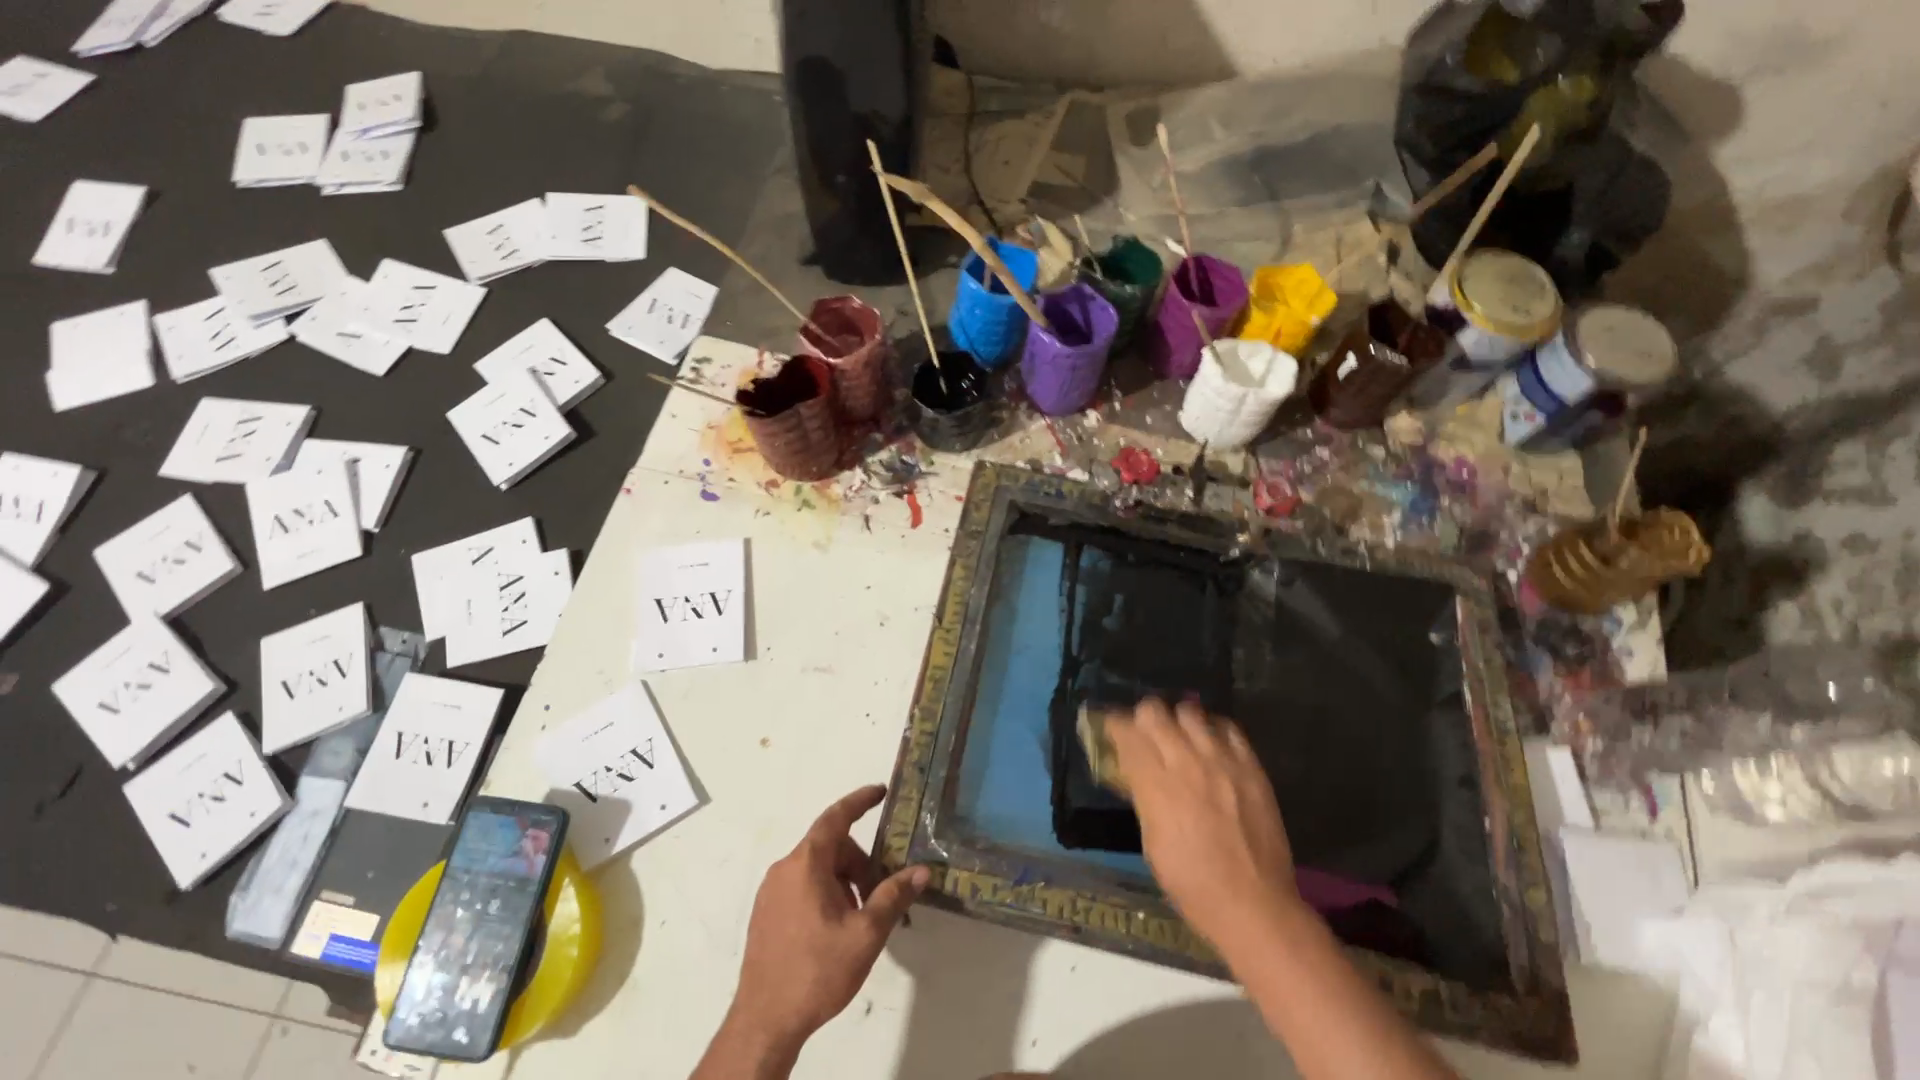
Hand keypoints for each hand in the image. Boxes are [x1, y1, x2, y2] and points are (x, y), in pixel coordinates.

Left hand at [727, 785, 929, 1049]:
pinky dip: (825, 894)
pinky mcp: (766, 913)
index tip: (881, 792)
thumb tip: (921, 871)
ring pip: (816, 870)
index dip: (859, 801)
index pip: (836, 818)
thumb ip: (894, 896)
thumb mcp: (866, 934)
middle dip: (860, 863)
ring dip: (843, 882)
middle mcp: (784, 869)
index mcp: (806, 864)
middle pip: (830, 848)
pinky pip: (802, 887)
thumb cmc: (817, 970)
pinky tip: (837, 930)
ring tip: (861, 920)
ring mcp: (770, 892)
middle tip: (881, 894)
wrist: (765, 1019)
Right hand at [1106, 698, 1300, 950]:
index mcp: (1157, 786)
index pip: (1127, 734)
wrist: (1251, 902)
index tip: (1108, 727)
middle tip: (1142, 731)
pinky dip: (1212, 729)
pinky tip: (1209, 742)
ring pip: (1191, 712)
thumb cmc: (1190, 883)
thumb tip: (1132, 773)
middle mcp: (1187, 763)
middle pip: (1155, 712)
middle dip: (1141, 717)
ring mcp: (1223, 762)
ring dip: (1177, 719)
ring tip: (1177, 734)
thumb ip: (1143, 797)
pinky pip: (1228, 728)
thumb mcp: (1151, 841)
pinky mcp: (1251, 767)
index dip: (1113, 725)